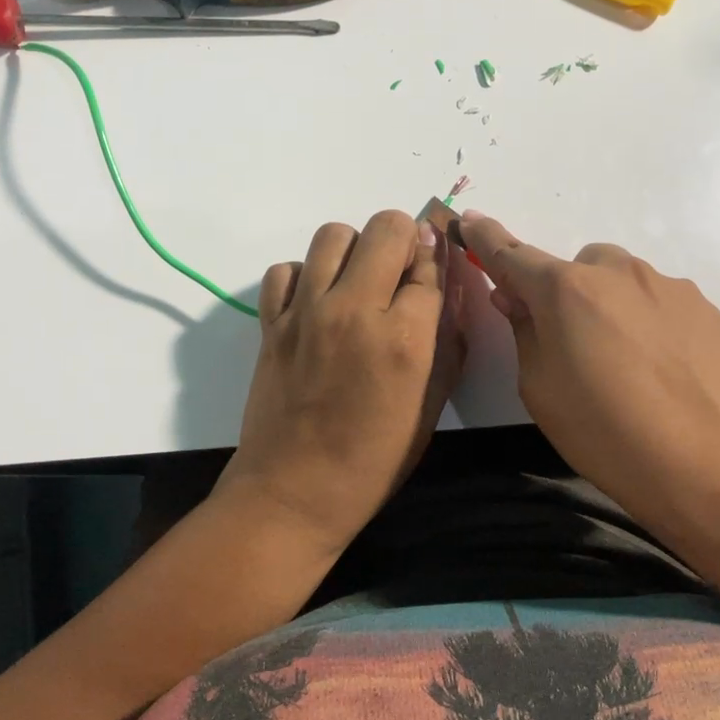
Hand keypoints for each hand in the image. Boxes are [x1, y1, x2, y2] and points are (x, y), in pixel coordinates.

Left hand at [217, 211, 465, 551]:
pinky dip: (305, 276)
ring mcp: (307, 312)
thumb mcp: (428, 409)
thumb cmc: (372, 463)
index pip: (430, 264)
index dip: (436, 266)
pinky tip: (315, 306)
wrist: (293, 491)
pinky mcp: (271, 323)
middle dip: (403, 241)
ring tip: (356, 286)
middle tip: (398, 276)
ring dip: (354, 250)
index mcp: (404, 337)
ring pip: (334, 234)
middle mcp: (355, 309)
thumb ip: (444, 345)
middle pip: (386, 227)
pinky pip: (287, 269)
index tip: (432, 276)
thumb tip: (448, 293)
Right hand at [457, 212, 719, 525]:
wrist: (716, 461)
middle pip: (576, 269)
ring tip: (627, 373)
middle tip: (572, 349)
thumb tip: (516, 297)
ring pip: (623, 285)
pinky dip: (649, 328)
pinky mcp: (707, 309)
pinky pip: (660, 306)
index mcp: (566, 290)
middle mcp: (618, 273)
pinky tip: (663, 377)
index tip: (469, 221)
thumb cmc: (608, 433)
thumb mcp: (541, 392)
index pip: (512, 254)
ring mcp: (668, 287)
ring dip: (611, 311)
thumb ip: (525, 334)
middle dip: (566, 296)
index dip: (486, 239)